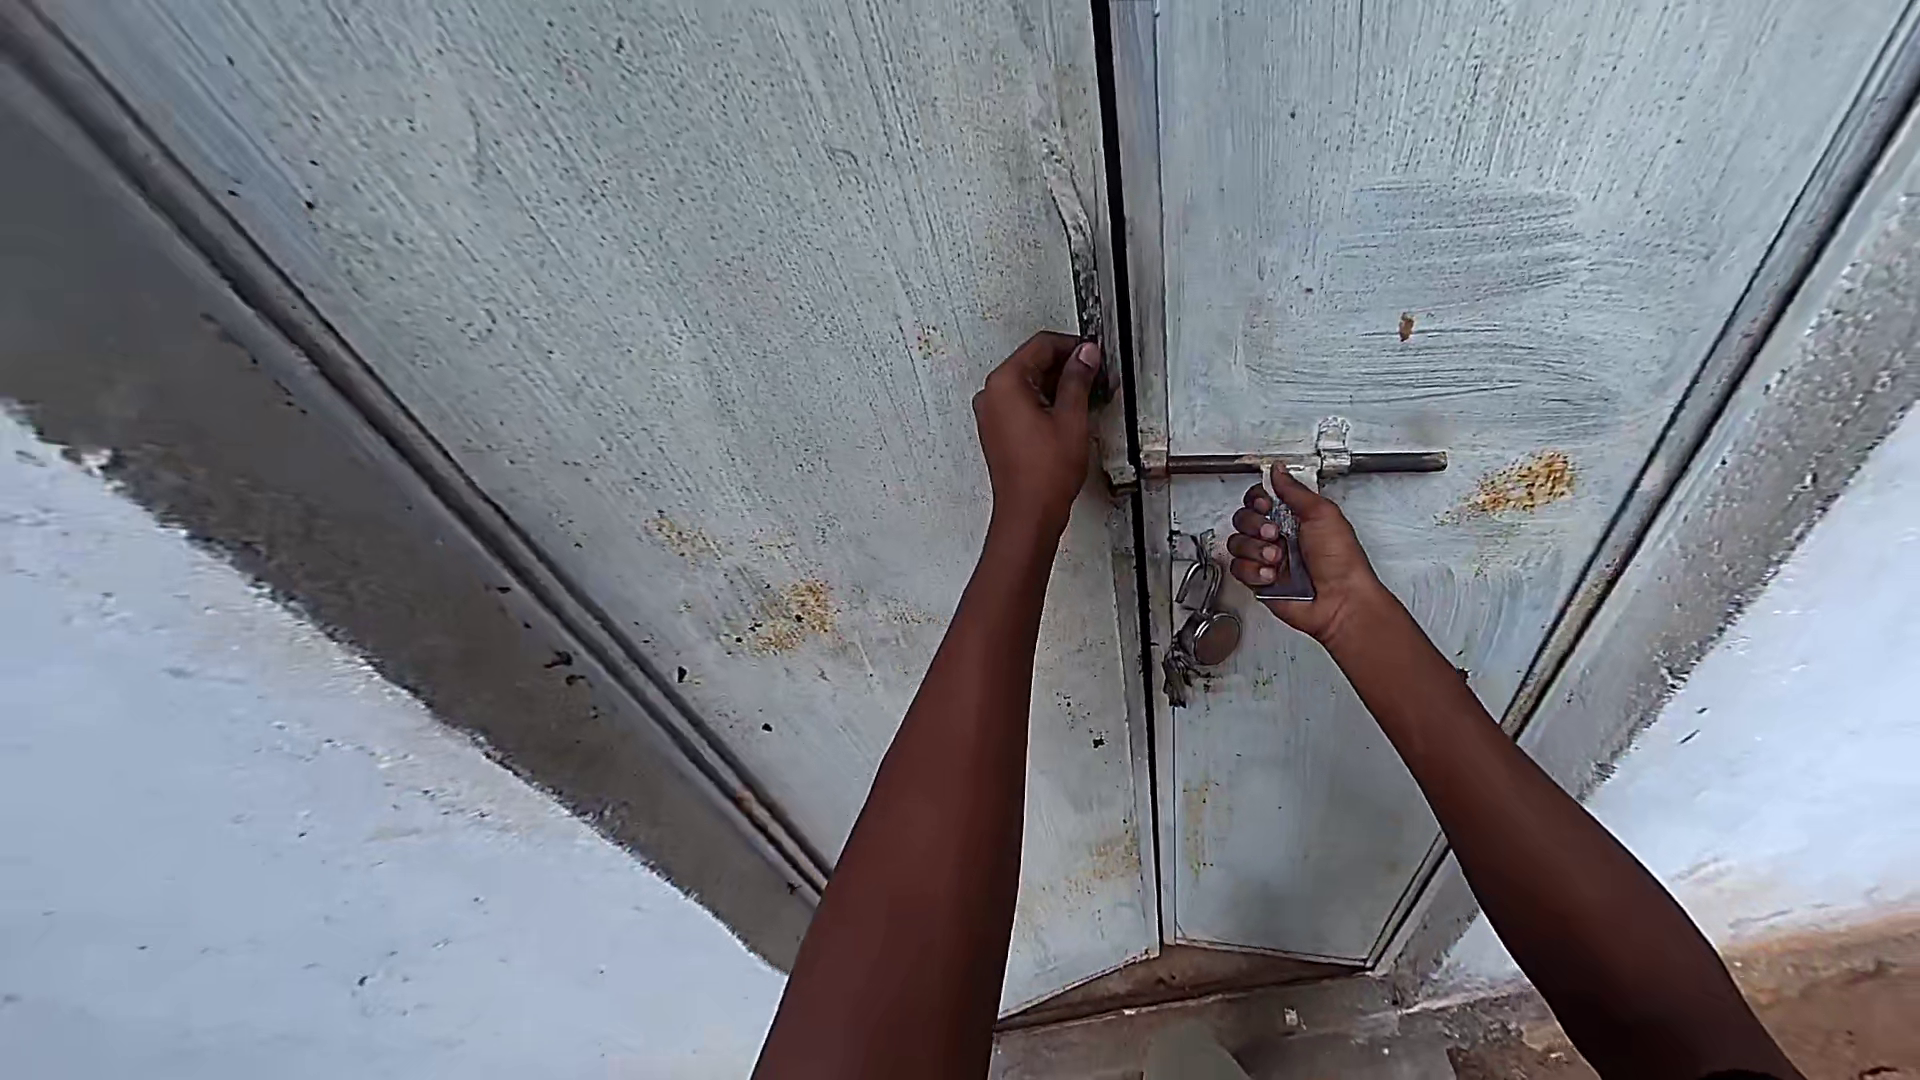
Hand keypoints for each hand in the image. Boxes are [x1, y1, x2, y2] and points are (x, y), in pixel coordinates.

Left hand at [972, 332, 1102, 535]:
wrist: (1029, 512)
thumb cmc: (1043, 475)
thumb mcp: (1071, 417)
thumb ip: (1078, 378)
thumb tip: (1084, 355)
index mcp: (1005, 384)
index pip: (1040, 345)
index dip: (1072, 346)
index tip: (1091, 353)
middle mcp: (991, 396)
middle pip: (1031, 362)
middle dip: (1064, 365)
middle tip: (1092, 374)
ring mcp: (991, 415)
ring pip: (1026, 383)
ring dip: (1055, 385)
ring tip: (1083, 396)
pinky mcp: (997, 431)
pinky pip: (1020, 404)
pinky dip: (1042, 403)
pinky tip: (1065, 414)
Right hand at [1226, 471, 1388, 645]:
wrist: (1339, 600)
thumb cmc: (1341, 561)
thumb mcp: (1323, 514)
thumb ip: (1295, 490)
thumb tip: (1278, 470)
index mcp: (1293, 518)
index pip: (1259, 500)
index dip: (1256, 501)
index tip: (1265, 505)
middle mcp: (1277, 536)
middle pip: (1243, 519)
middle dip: (1255, 525)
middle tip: (1274, 534)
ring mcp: (1266, 558)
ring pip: (1237, 543)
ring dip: (1256, 550)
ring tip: (1277, 558)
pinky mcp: (1258, 579)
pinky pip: (1238, 568)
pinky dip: (1254, 571)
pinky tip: (1272, 574)